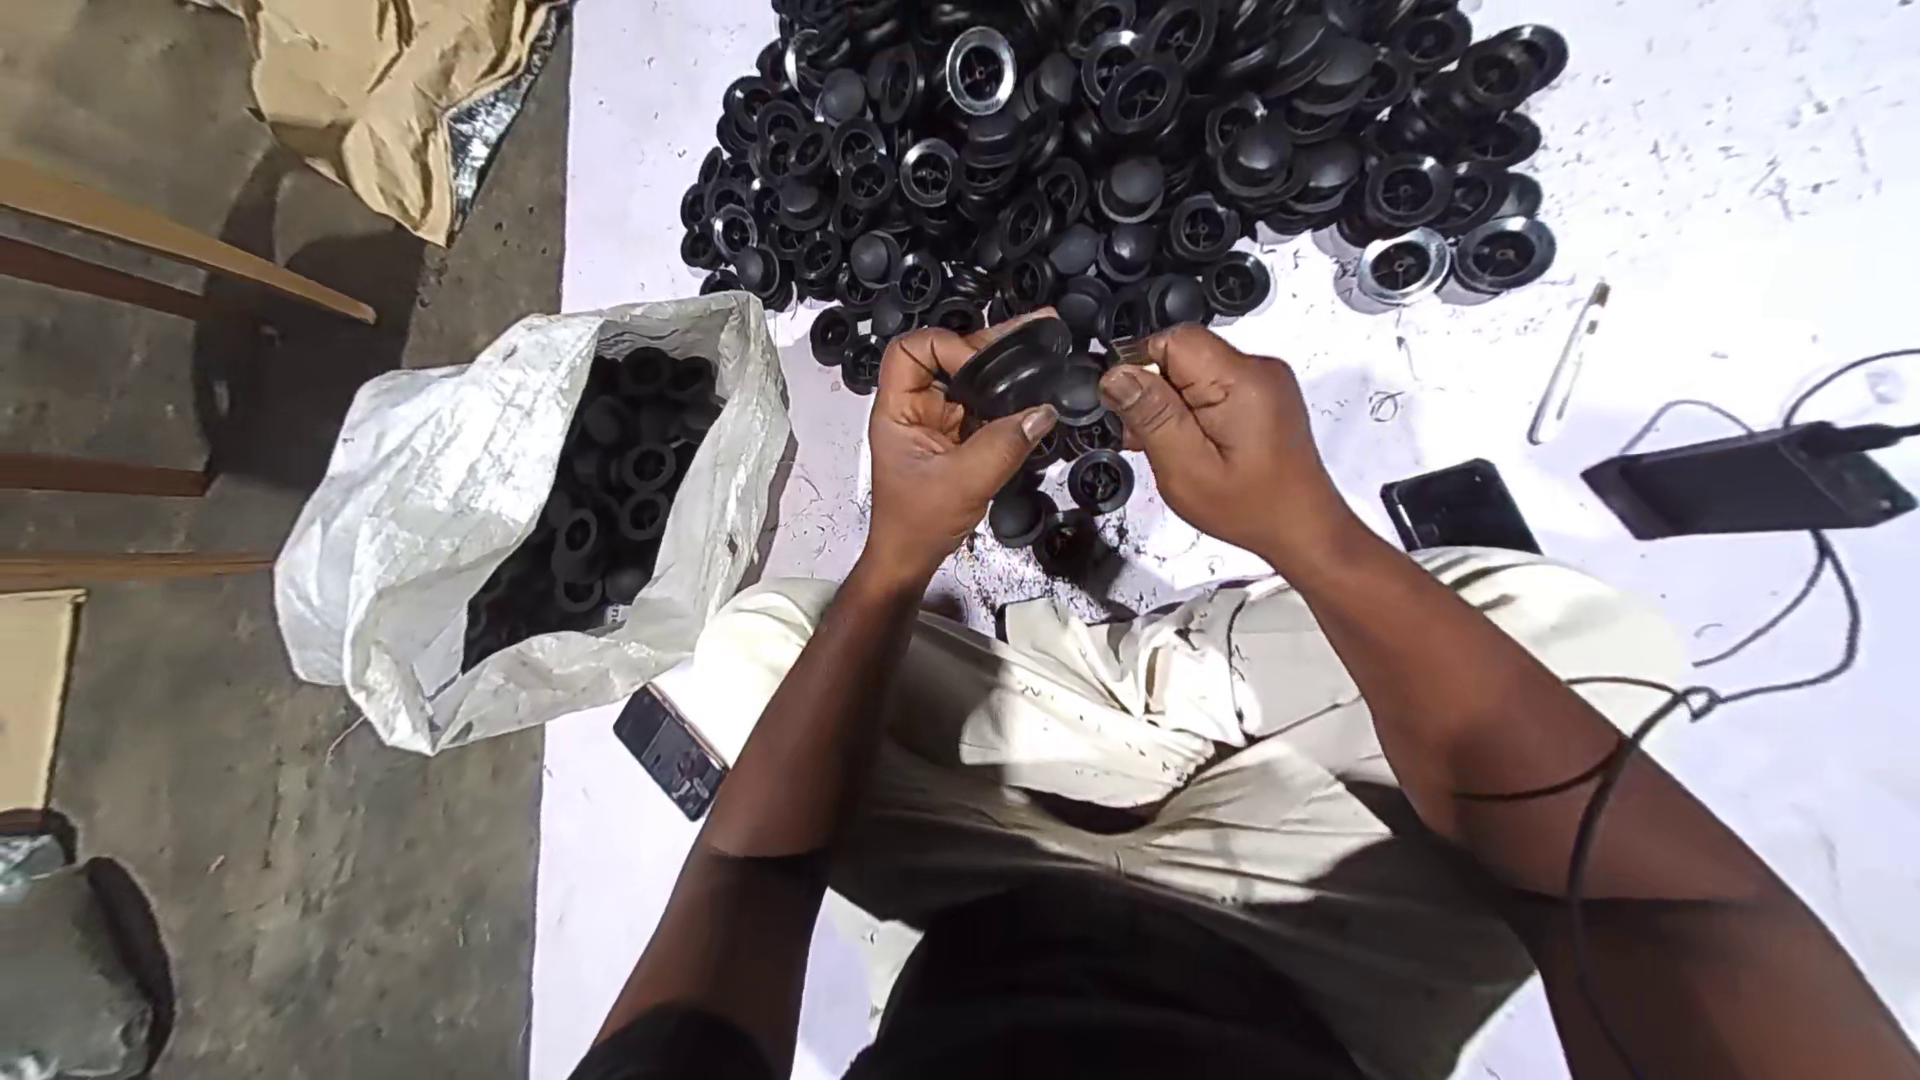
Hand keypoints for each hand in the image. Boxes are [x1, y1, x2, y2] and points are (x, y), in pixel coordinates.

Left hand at [862, 314, 1058, 583]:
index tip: (978, 368)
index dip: (947, 347)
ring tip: (1040, 350)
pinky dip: (1009, 398)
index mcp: (898, 411)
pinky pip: (985, 406)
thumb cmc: (914, 526)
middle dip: (989, 346)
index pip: (911, 351)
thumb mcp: (961, 484)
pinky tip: (1034, 390)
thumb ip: (1003, 447)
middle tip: (1030, 332)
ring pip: (970, 380)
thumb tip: (1040, 414)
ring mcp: (940, 422)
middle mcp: (917, 409)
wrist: (913, 557)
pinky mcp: (959, 437)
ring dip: (1003, 368)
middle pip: (949, 358)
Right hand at [1096, 324, 1356, 567]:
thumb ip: (1150, 415)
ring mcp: (1261, 381)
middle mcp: (1257, 370)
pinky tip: (1193, 445)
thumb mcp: (1184, 468)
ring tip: (1175, 448)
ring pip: (1190, 372)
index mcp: (1240, 381)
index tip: (1134, 411)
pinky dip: (1190, 413)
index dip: (1140, 371)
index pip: (1171, 339)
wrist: (1299, 528)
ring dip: (1170, 407)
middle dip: (1154, 394)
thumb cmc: (1252, 507)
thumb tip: (1116, 376)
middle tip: (1155, 439)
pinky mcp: (1260, 394)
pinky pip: (1209, 387)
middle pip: (1179, 354)